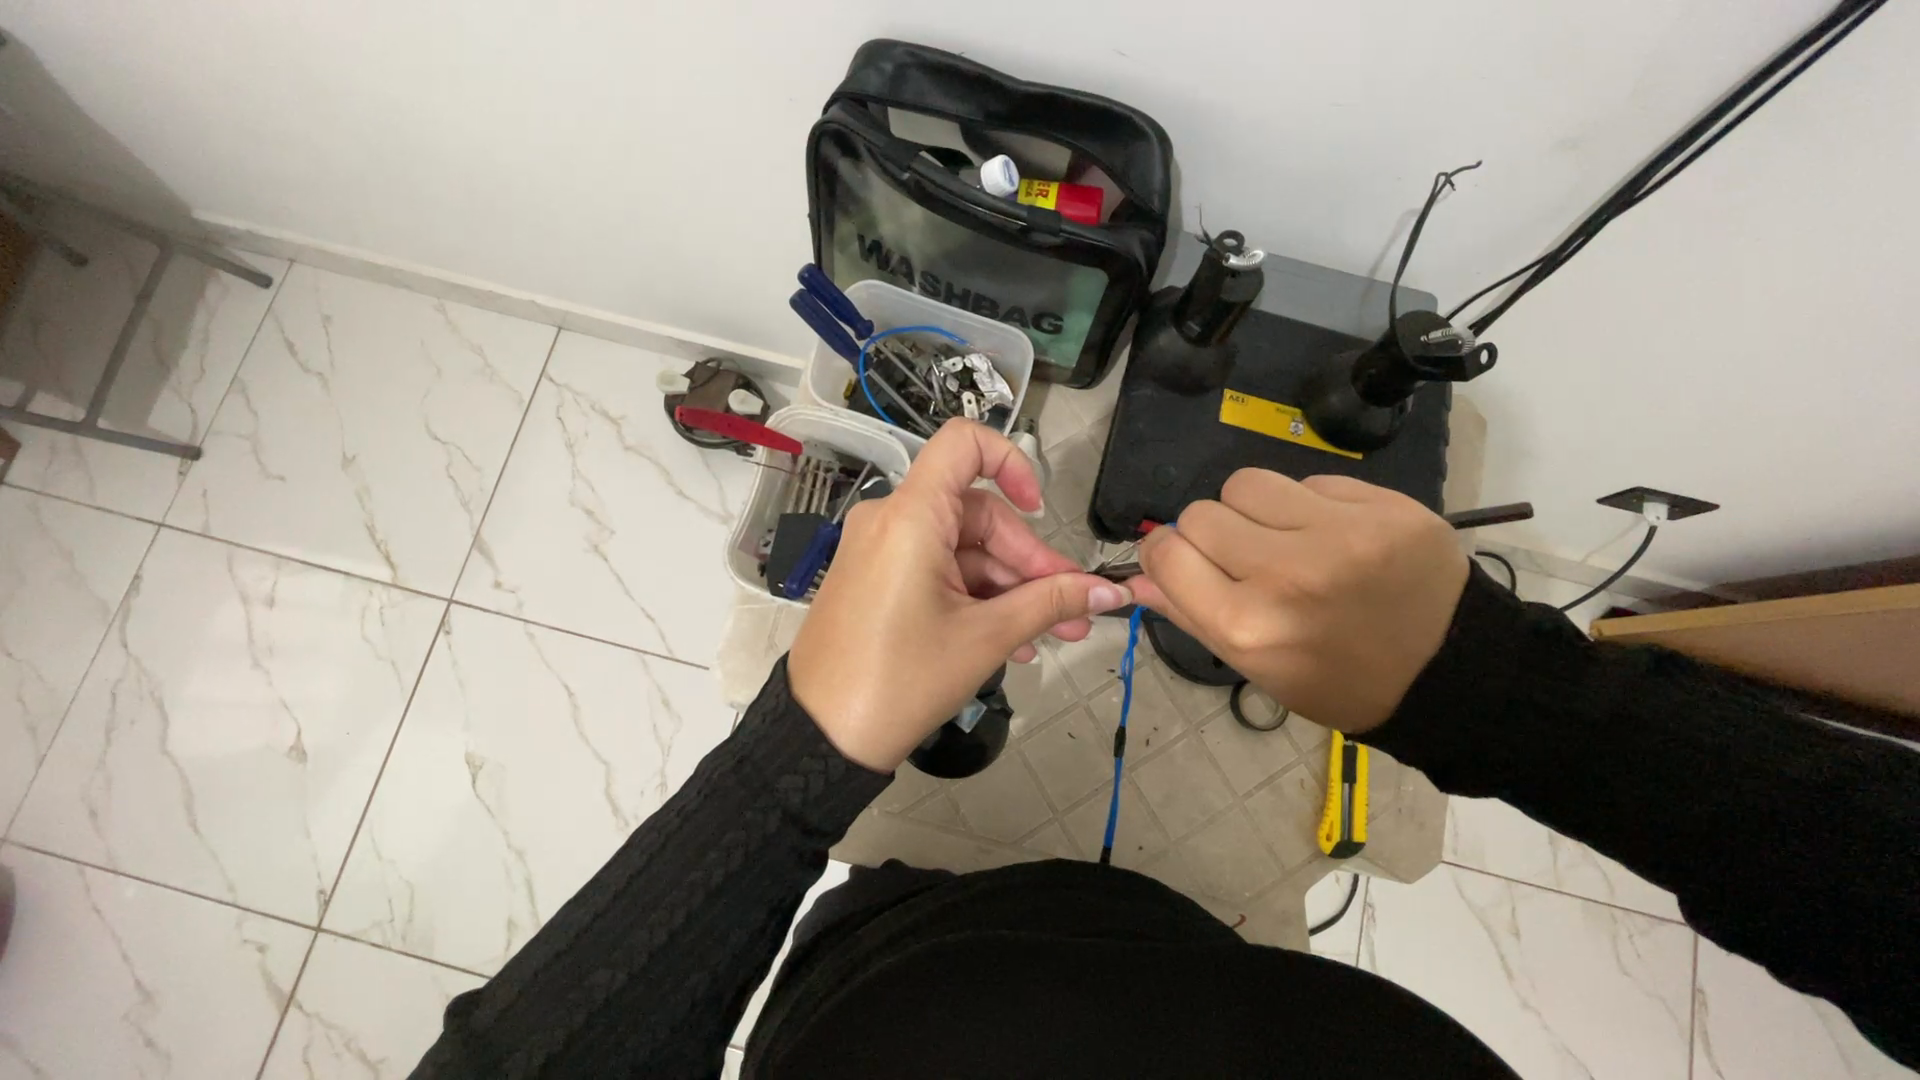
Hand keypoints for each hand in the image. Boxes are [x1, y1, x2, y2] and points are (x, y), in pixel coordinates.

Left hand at [788, 419, 1132, 771]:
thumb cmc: (900, 680)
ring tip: (1054, 636)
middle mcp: (891, 520)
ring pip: (963, 551)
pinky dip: (975, 598)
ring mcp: (881, 551)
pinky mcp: (877, 579)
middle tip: (1073, 610)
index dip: (1012, 463)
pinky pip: (937, 572)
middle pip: (977, 515)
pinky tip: (1013, 643)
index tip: (1040, 510)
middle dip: (1029, 563)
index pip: (964, 444)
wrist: (822, 737)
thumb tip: (1111, 591)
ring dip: (1010, 589)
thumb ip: (1051, 603)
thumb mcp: (985, 639)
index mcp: (911, 516)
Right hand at [1128, 470, 1468, 733]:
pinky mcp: (1383, 506)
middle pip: (1200, 513)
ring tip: (1286, 539)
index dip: (1164, 553)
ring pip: (1247, 483)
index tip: (1182, 561)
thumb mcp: (1255, 666)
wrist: (1448, 672)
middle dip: (1210, 534)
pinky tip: (1334, 537)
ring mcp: (1340, 534)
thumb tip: (1135, 574)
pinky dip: (1309, 506)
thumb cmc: (1336, 681)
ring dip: (1253, 508)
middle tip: (1244, 559)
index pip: (1166, 552)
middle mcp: (1286, 574)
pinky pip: (1310, 482)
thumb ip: (1189, 612)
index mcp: (1249, 626)